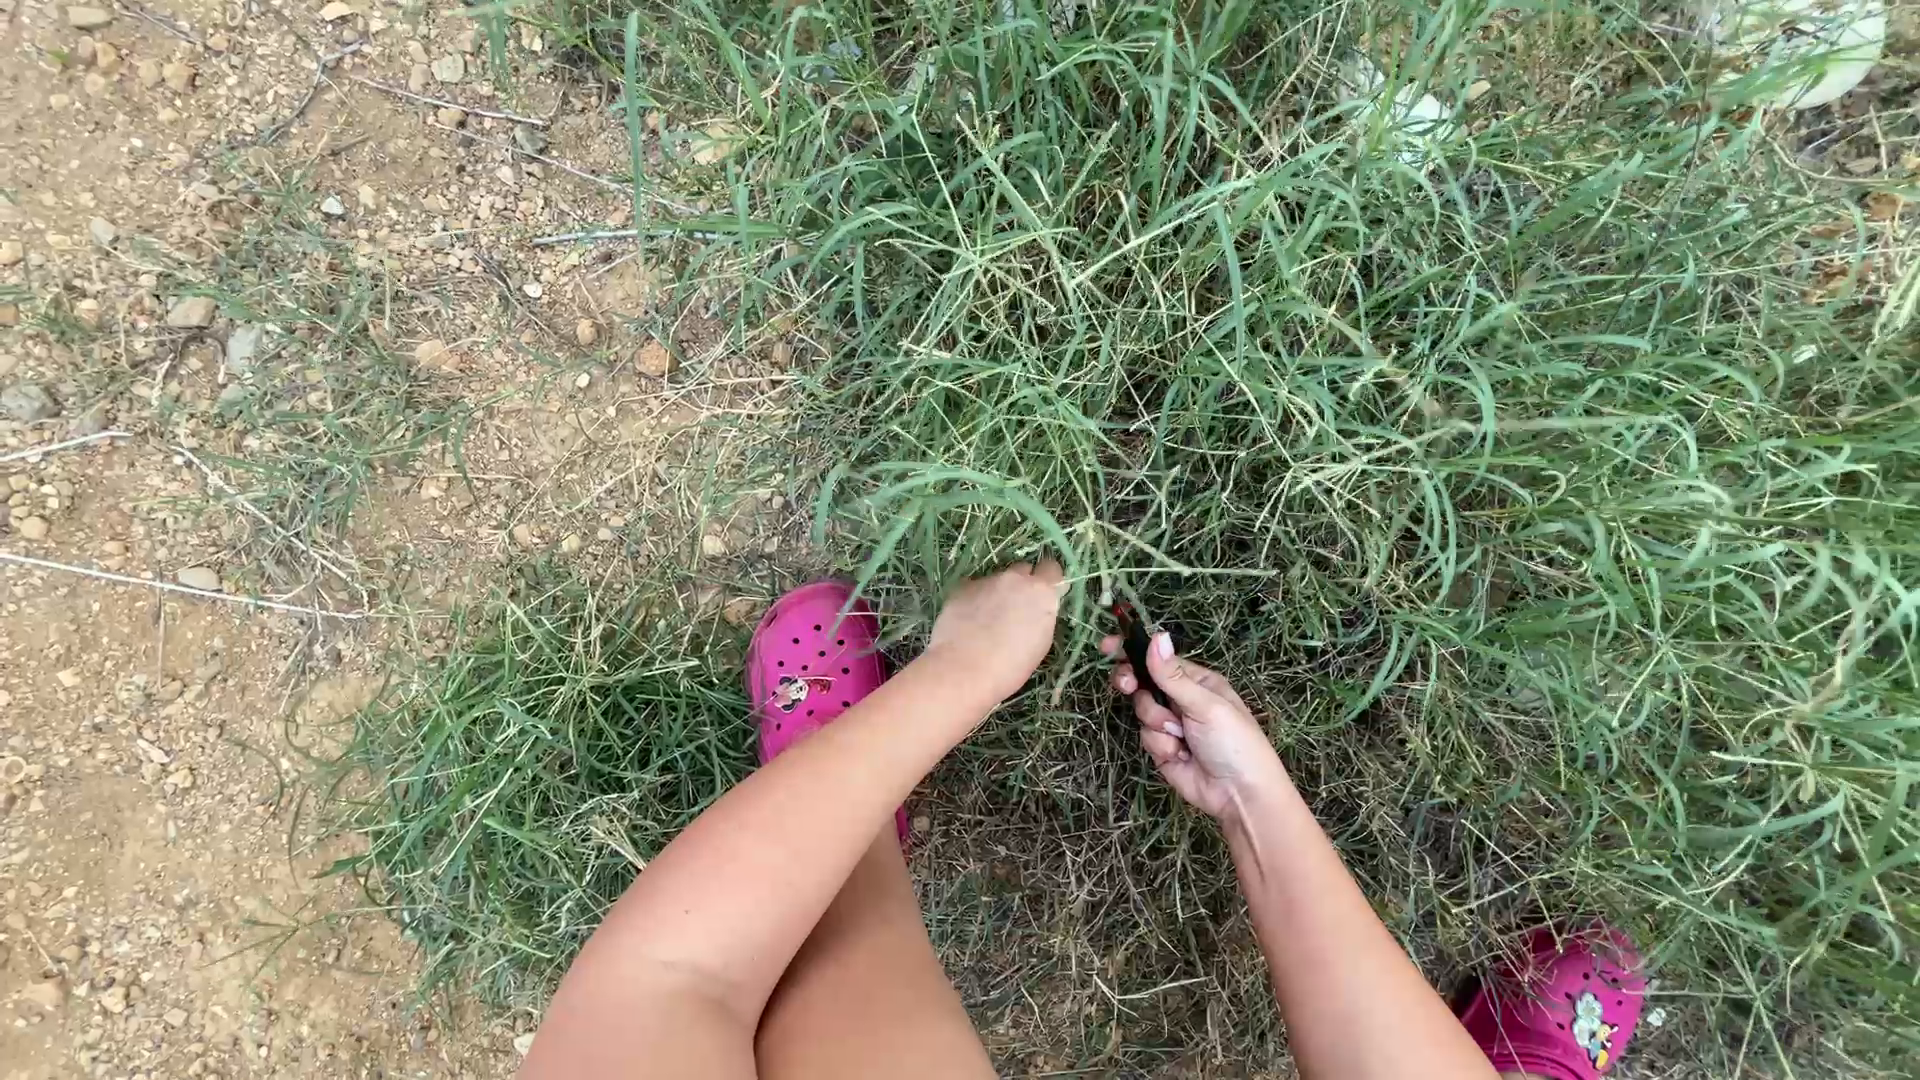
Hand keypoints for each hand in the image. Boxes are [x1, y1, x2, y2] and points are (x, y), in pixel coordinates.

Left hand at [923, 559, 1065, 700]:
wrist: (964, 670)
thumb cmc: (1010, 667)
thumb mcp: (1040, 642)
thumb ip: (1040, 615)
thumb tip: (1035, 608)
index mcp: (1041, 592)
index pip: (1051, 569)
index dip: (1047, 581)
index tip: (1042, 595)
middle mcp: (1015, 579)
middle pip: (1022, 571)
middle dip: (1021, 585)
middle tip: (1013, 611)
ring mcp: (987, 580)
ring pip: (997, 580)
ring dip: (996, 593)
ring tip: (985, 621)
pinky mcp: (962, 586)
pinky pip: (974, 588)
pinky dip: (974, 599)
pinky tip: (968, 621)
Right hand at [1103, 631, 1287, 823]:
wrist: (1238, 795)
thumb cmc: (1233, 742)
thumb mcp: (1205, 704)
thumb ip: (1173, 675)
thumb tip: (1157, 636)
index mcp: (1196, 680)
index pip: (1158, 658)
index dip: (1131, 651)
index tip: (1106, 646)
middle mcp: (1180, 698)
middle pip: (1141, 681)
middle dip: (1132, 684)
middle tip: (1127, 687)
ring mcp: (1170, 723)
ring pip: (1141, 710)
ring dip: (1157, 722)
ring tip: (1180, 736)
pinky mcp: (1161, 747)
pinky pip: (1145, 736)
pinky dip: (1160, 744)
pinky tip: (1180, 754)